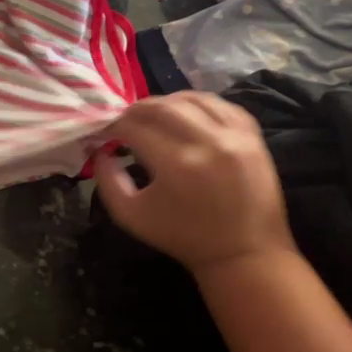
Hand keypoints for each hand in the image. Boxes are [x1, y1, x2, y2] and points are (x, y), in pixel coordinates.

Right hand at [93, 93, 296, 275]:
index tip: (100, 132)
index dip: (111, 126)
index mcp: (175, 163)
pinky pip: (224, 106)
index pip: (134, 127)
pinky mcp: (253, 139)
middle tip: (121, 121)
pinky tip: (184, 113)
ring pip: (194, 100)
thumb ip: (106, 179)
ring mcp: (236, 138)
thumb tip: (97, 150)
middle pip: (163, 107)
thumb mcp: (129, 214)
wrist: (243, 251)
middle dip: (134, 110)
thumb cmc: (180, 235)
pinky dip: (199, 104)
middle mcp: (208, 142)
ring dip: (165, 102)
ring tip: (150, 114)